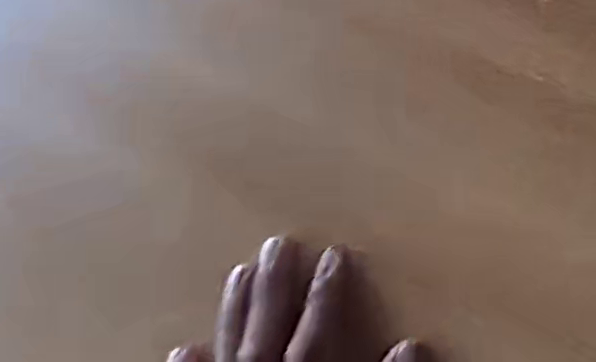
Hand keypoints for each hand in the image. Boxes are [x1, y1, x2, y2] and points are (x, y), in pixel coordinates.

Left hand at [170, 237, 419, 361]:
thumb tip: (411, 345)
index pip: (313, 337)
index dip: (325, 295)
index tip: (334, 253)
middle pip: (264, 339)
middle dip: (272, 290)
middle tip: (276, 244)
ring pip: (230, 359)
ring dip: (232, 316)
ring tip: (237, 273)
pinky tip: (183, 349)